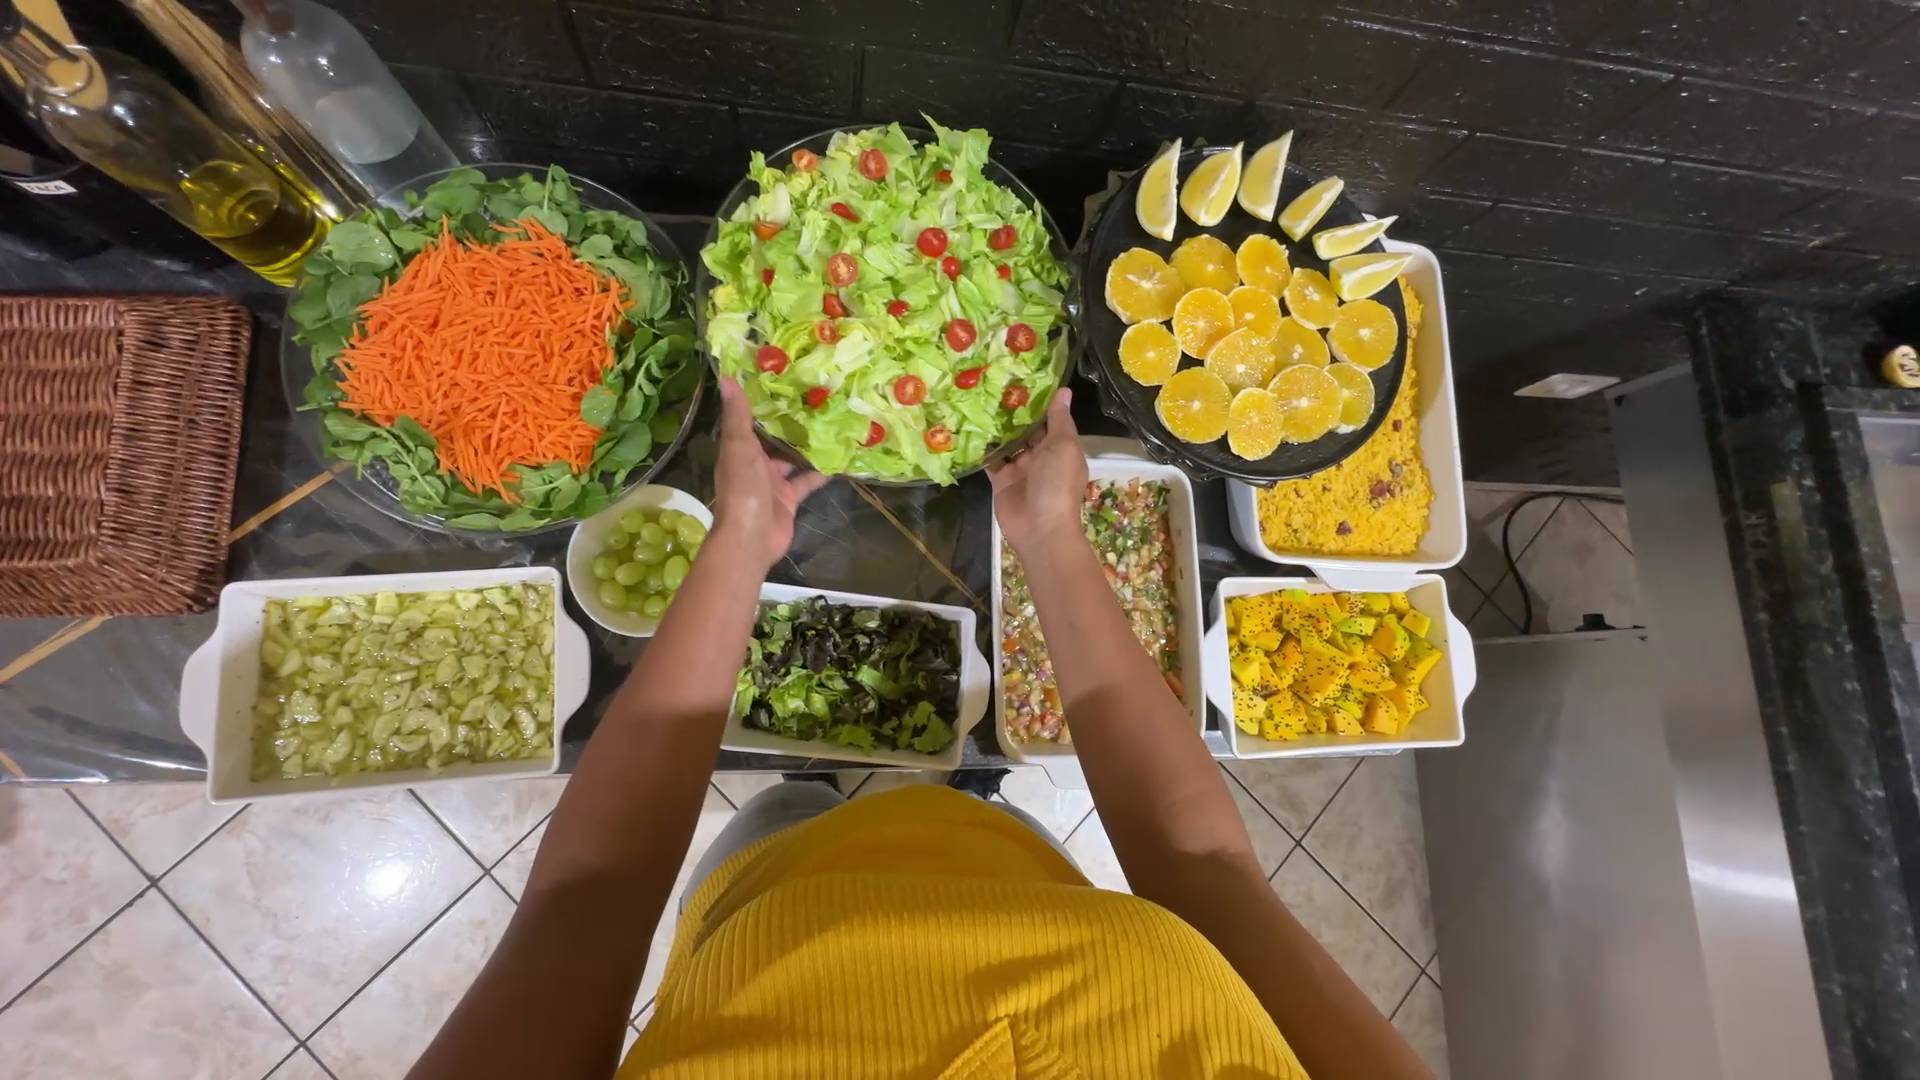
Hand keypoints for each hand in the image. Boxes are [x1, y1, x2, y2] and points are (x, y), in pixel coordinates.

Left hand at [712, 378, 829, 571]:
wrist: (751, 538)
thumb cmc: (743, 490)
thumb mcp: (740, 447)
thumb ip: (738, 416)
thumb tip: (726, 377)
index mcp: (740, 449)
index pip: (752, 420)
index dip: (765, 402)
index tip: (785, 380)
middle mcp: (755, 463)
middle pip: (775, 440)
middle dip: (793, 424)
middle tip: (818, 400)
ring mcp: (773, 482)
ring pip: (793, 460)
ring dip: (809, 447)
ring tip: (832, 424)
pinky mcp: (789, 499)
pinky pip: (807, 481)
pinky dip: (821, 473)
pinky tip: (839, 459)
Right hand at [988, 388, 1087, 557]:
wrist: (1040, 528)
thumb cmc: (1057, 484)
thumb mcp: (1064, 447)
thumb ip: (1059, 420)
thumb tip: (1063, 391)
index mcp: (1061, 448)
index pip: (1050, 421)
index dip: (1039, 402)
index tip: (1023, 378)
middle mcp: (1041, 457)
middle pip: (1027, 431)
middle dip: (1014, 413)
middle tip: (993, 384)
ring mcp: (1020, 470)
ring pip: (1008, 444)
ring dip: (997, 428)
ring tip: (979, 401)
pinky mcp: (1001, 481)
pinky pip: (991, 461)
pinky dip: (983, 449)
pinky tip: (969, 428)